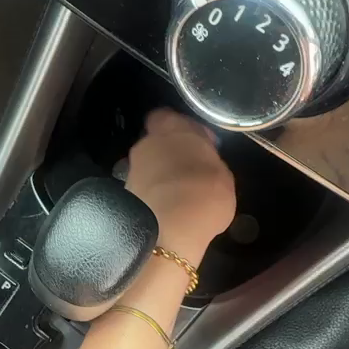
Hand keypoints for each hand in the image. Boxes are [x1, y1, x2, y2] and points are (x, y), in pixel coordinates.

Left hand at [124, 109, 235, 263]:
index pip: (167, 117)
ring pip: (148, 168)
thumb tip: (203, 162)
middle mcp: (146, 144)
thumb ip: (208, 161)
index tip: (197, 144)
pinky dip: (153, 197)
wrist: (169, 231)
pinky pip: (143, 190)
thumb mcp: (223, 175)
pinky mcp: (125, 196)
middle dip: (169, 154)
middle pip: (156, 143)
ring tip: (178, 197)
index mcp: (171, 128)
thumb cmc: (204, 195)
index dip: (181, 129)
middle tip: (189, 171)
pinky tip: (167, 211)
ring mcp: (131, 170)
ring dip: (159, 177)